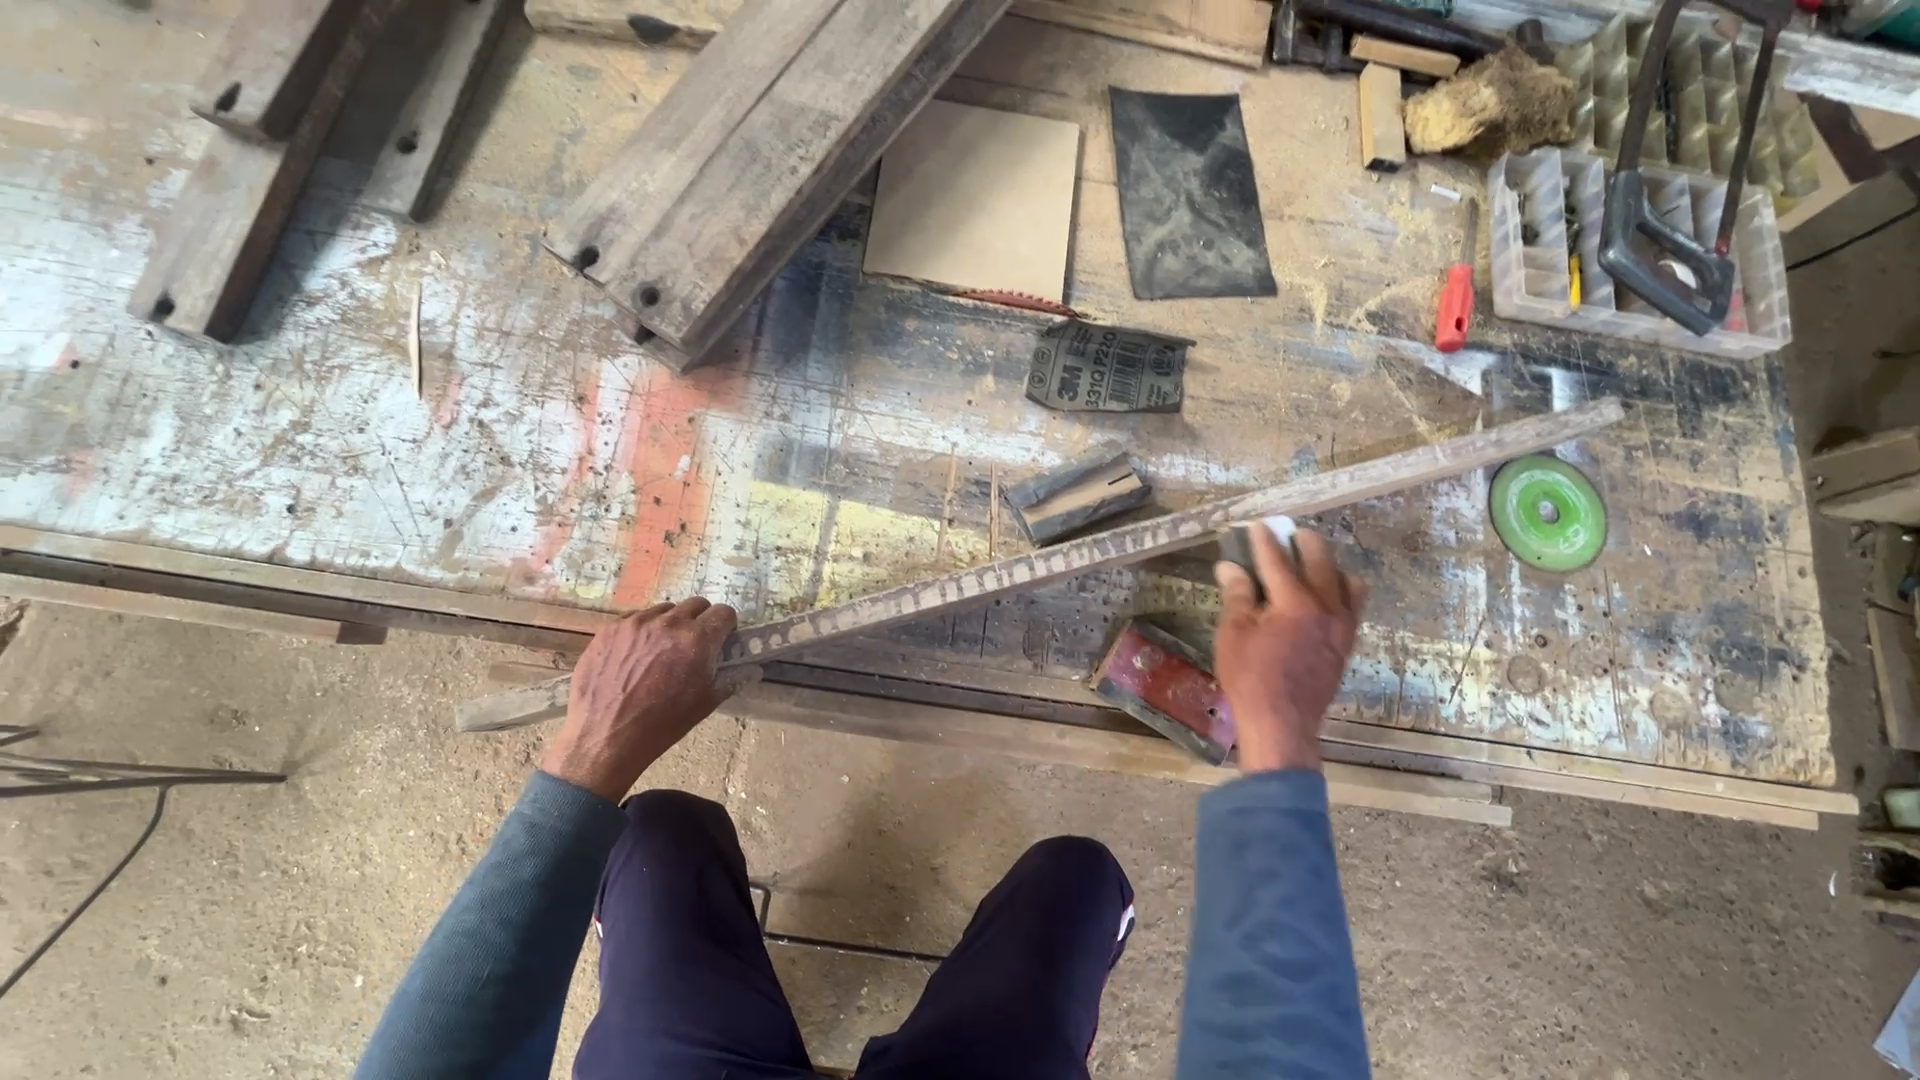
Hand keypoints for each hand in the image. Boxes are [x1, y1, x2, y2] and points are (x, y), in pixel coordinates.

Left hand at [540, 598, 761, 800]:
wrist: (605, 736)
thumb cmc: (662, 724)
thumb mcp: (705, 704)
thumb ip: (732, 679)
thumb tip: (753, 669)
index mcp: (698, 639)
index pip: (724, 612)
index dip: (726, 626)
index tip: (721, 639)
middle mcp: (669, 622)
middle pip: (696, 604)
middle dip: (700, 620)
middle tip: (693, 644)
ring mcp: (636, 622)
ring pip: (664, 609)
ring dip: (670, 623)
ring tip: (661, 650)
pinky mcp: (610, 628)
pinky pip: (635, 618)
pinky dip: (642, 630)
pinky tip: (635, 655)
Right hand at [1213, 526, 1367, 773]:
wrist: (1282, 723)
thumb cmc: (1250, 677)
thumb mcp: (1233, 634)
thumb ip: (1238, 596)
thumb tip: (1230, 568)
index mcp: (1295, 603)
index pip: (1277, 560)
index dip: (1264, 540)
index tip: (1257, 524)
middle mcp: (1326, 607)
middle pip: (1320, 561)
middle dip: (1303, 543)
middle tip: (1288, 533)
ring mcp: (1342, 626)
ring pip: (1346, 581)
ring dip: (1328, 565)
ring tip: (1309, 563)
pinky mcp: (1346, 643)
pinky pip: (1353, 605)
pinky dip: (1341, 591)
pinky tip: (1324, 595)